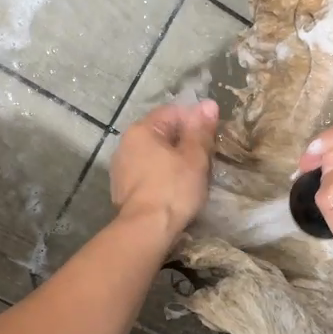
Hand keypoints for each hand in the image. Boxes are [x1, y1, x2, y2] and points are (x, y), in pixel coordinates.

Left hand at [111, 99, 217, 239]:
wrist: (146, 230)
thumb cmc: (173, 189)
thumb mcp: (194, 157)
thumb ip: (201, 130)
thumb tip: (209, 104)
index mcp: (141, 130)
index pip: (173, 112)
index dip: (196, 121)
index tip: (211, 138)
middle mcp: (125, 144)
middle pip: (162, 133)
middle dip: (184, 142)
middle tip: (205, 158)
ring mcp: (121, 168)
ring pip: (154, 154)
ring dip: (173, 160)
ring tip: (192, 175)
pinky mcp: (122, 189)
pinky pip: (147, 173)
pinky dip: (161, 175)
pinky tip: (174, 189)